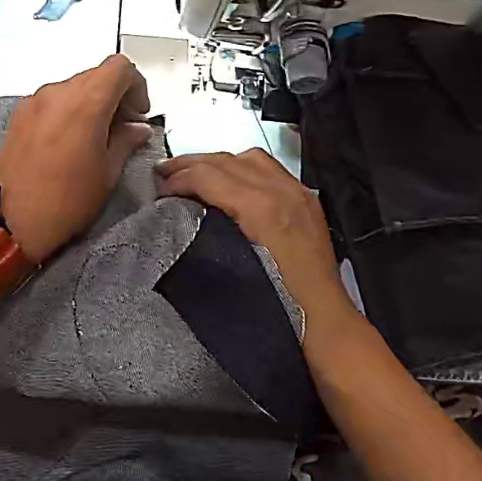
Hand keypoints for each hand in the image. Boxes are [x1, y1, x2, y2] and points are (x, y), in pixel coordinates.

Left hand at [0, 55, 152, 262]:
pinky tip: (70, 143)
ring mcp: (35, 102)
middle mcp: (58, 93)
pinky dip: (67, 111)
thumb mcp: (106, 174)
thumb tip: (137, 128)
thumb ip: (126, 141)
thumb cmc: (62, 200)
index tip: (138, 113)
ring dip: (90, 103)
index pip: (120, 68)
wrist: (8, 218)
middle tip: (123, 128)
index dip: (136, 86)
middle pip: (96, 76)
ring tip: (95, 139)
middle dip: (115, 96)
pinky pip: (52, 101)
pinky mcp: (19, 115)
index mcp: (86, 103)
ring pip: (73, 87)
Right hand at [157, 150, 350, 315]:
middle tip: (163, 174)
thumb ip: (202, 229)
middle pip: (224, 159)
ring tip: (194, 174)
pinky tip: (229, 181)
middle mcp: (281, 191)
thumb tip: (176, 211)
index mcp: (261, 207)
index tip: (159, 192)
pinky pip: (269, 167)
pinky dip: (242, 167)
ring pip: (246, 157)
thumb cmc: (274, 306)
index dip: (177, 179)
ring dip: (215, 163)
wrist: (322, 323)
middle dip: (189, 165)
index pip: (207, 174)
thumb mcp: (227, 267)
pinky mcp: (305, 200)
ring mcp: (296, 192)